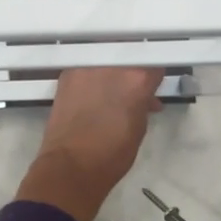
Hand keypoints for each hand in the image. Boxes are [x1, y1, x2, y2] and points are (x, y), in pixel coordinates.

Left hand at [14, 67, 163, 220]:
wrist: (71, 164)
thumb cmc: (112, 153)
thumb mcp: (139, 127)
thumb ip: (143, 102)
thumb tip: (144, 96)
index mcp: (136, 79)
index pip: (152, 65)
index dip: (153, 76)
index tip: (152, 86)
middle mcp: (110, 65)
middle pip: (127, 56)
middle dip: (131, 70)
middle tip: (131, 88)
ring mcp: (85, 67)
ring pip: (105, 58)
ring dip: (110, 71)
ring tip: (111, 92)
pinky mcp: (66, 74)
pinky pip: (86, 68)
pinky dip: (92, 76)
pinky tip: (93, 92)